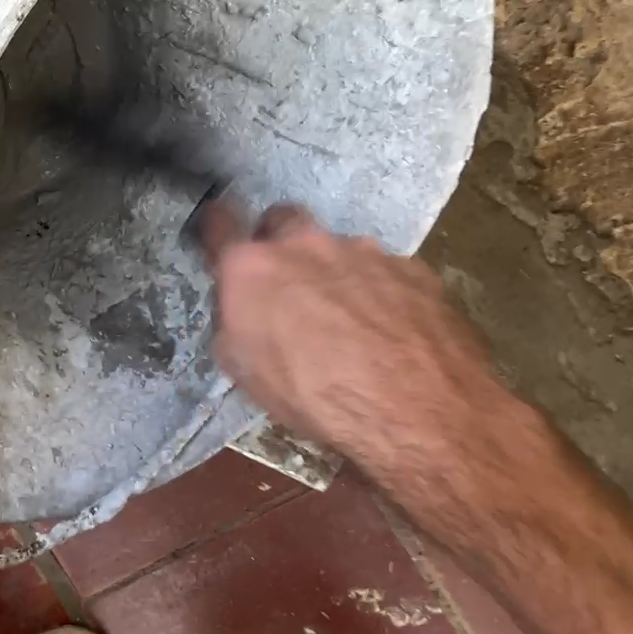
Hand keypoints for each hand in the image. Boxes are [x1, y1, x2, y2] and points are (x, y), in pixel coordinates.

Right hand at [200, 202, 516, 473]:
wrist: (416, 415)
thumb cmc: (310, 394)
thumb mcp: (241, 367)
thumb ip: (234, 320)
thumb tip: (242, 308)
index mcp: (251, 265)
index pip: (219, 223)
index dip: (216, 227)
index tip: (218, 234)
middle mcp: (304, 244)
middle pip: (282, 219)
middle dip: (280, 241)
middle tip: (288, 282)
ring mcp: (364, 252)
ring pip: (339, 249)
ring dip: (335, 272)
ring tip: (351, 320)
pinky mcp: (415, 270)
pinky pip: (387, 272)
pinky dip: (381, 292)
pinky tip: (392, 331)